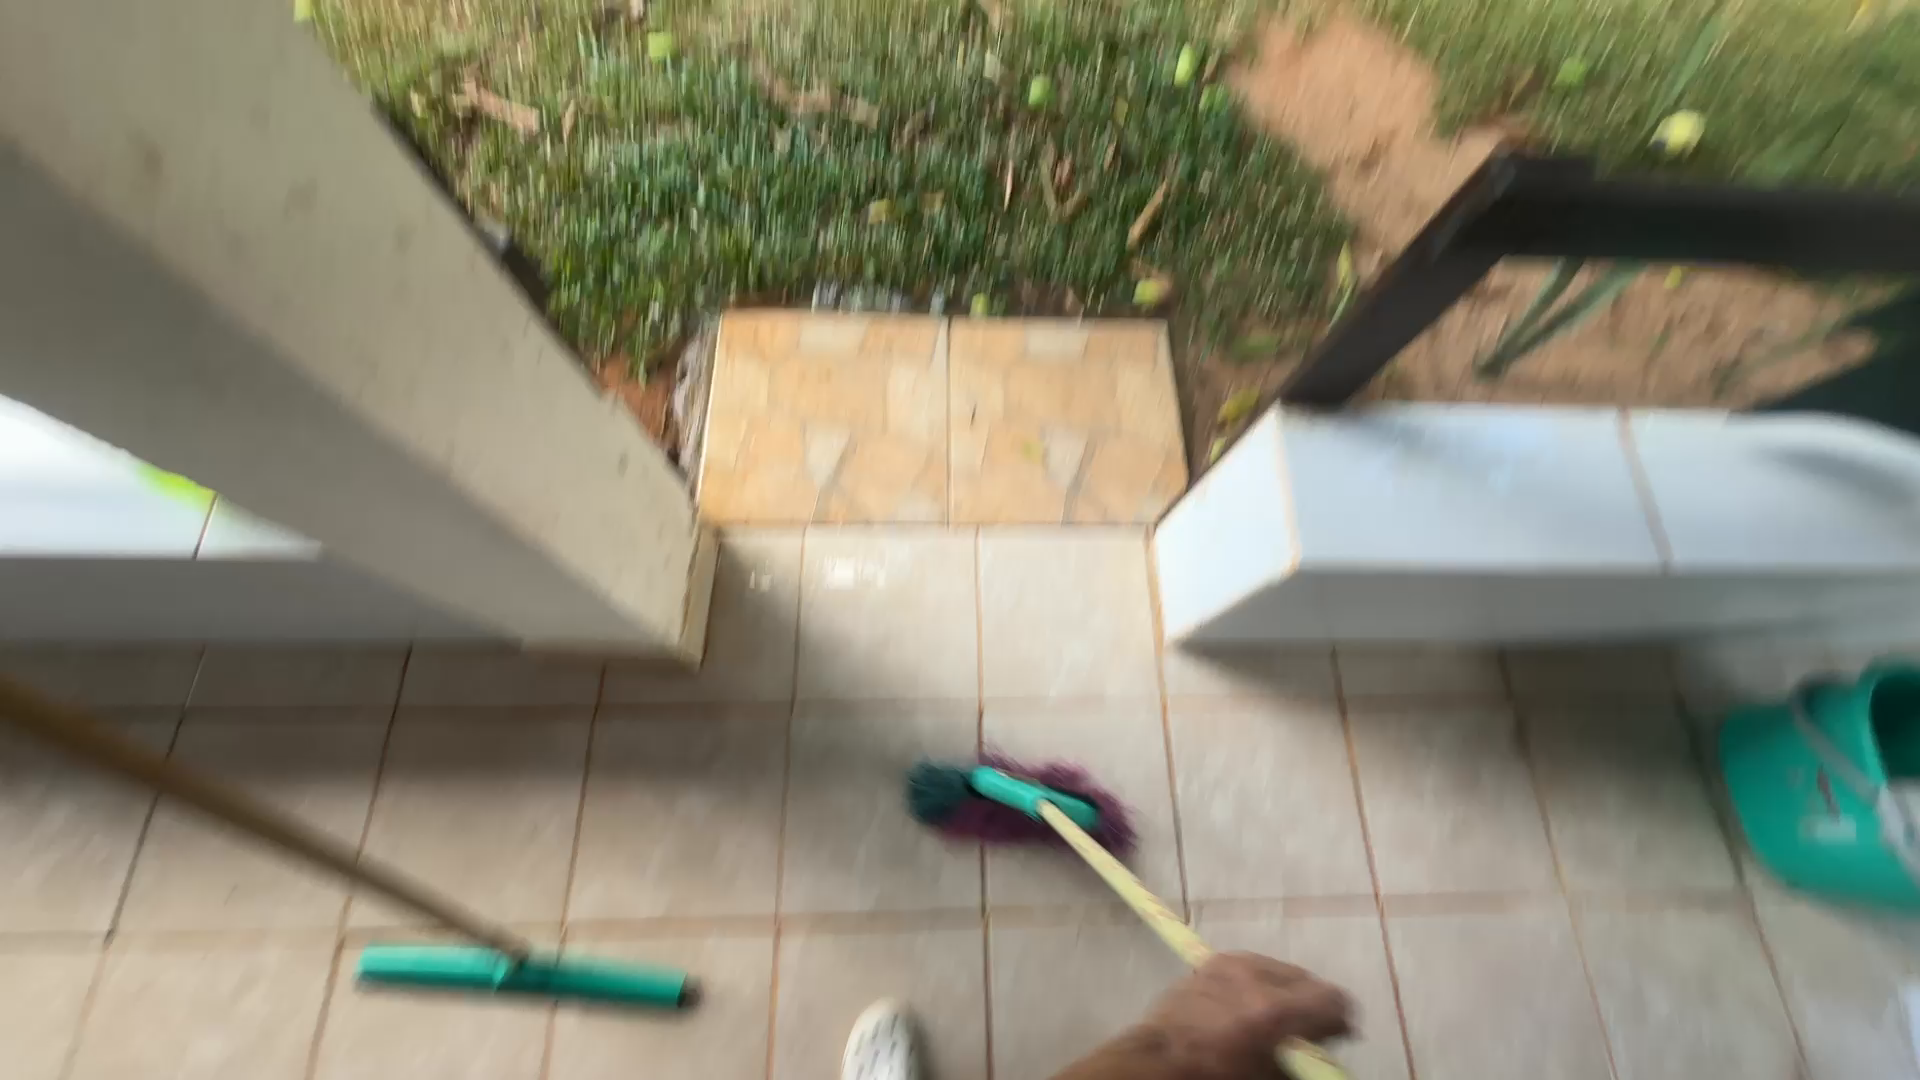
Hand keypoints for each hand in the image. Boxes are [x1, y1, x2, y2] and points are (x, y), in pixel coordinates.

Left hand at [1138, 952, 1351, 1078]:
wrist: (1161, 1059)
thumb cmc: (1218, 1077)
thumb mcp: (1269, 1076)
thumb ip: (1305, 1063)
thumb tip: (1327, 1053)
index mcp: (1272, 1011)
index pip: (1331, 999)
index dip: (1342, 1019)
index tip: (1340, 1036)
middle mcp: (1255, 976)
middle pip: (1308, 980)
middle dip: (1316, 1006)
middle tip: (1314, 1032)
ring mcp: (1232, 963)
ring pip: (1282, 970)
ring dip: (1291, 991)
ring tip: (1283, 1019)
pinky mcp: (1216, 960)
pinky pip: (1256, 965)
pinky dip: (1265, 982)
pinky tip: (1257, 1004)